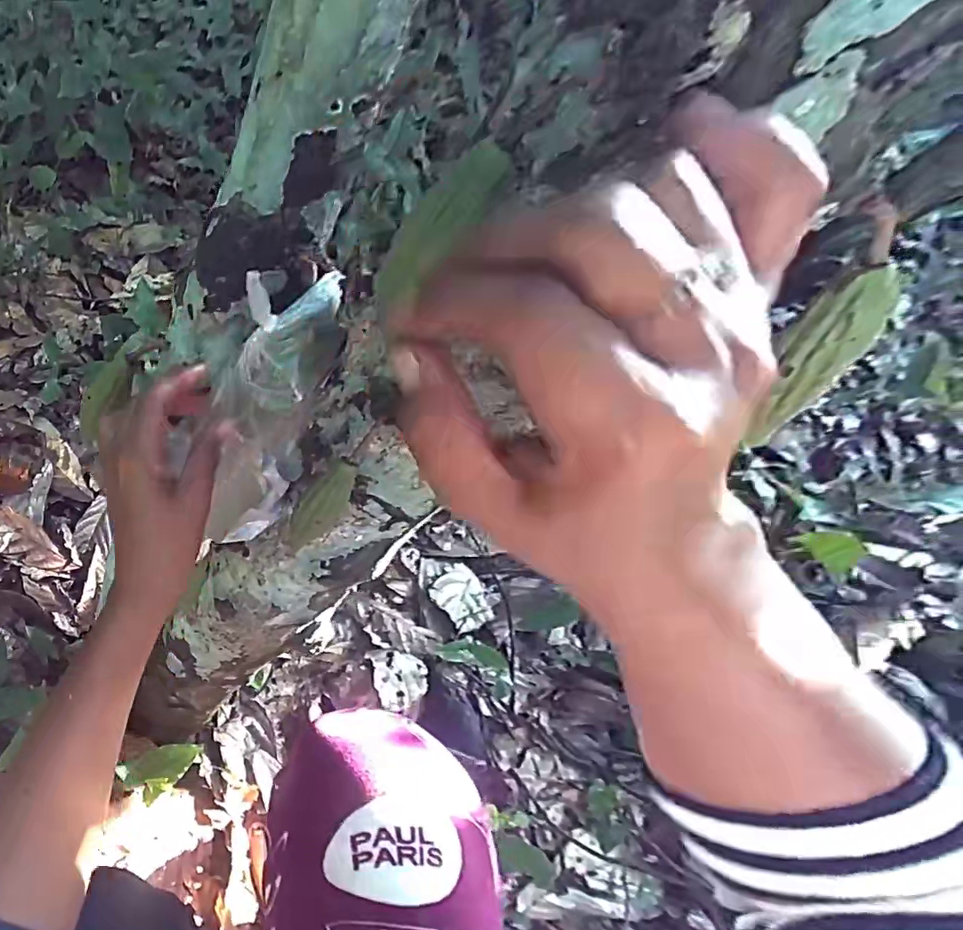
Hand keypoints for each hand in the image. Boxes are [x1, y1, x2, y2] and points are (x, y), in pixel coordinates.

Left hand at [97, 366, 233, 627]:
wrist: (142, 583)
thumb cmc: (171, 546)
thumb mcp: (195, 498)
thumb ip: (206, 455)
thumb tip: (225, 421)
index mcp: (135, 457)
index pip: (151, 402)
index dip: (177, 381)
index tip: (206, 372)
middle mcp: (116, 456)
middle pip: (135, 407)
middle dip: (168, 394)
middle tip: (205, 397)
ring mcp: (110, 468)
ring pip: (125, 421)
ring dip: (155, 410)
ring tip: (191, 414)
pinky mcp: (113, 480)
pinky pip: (122, 439)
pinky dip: (145, 427)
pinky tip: (172, 437)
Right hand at [389, 94, 826, 626]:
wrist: (672, 542)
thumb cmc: (566, 529)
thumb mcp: (479, 504)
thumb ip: (437, 433)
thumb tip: (409, 352)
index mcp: (625, 421)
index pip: (530, 316)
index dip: (452, 302)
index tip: (407, 318)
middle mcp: (701, 353)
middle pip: (592, 237)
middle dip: (490, 247)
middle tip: (443, 281)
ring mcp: (745, 315)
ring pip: (658, 198)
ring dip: (558, 210)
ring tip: (505, 255)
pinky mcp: (763, 296)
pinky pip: (777, 186)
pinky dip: (730, 144)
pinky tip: (671, 132)